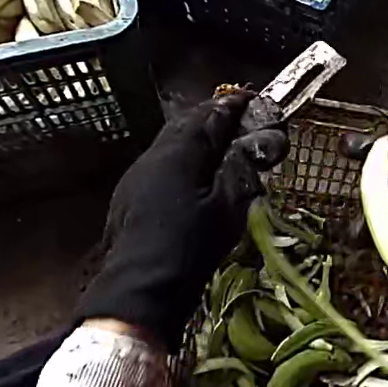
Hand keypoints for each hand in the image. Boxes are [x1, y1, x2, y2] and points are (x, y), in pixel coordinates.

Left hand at [74, 91, 287, 349]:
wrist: (141, 288)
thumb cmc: (191, 246)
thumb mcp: (229, 206)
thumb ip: (242, 169)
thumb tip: (257, 141)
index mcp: (180, 154)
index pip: (209, 116)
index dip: (232, 105)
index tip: (250, 98)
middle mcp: (154, 156)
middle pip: (185, 123)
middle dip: (212, 115)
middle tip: (237, 116)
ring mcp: (137, 175)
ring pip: (170, 142)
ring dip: (196, 135)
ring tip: (220, 141)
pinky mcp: (131, 195)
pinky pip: (162, 161)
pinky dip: (184, 155)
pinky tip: (195, 172)